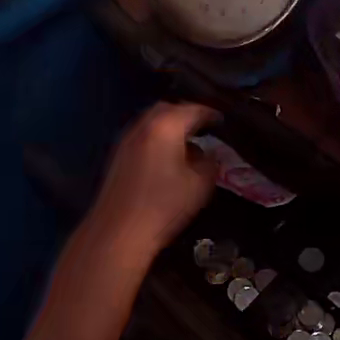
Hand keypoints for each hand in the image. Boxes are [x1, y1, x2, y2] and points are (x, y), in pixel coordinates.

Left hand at [86, 102, 219, 256]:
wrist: (119, 231)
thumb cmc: (164, 205)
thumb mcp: (199, 185)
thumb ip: (210, 163)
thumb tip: (211, 154)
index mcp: (166, 126)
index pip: (193, 109)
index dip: (210, 113)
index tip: (222, 120)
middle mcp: (143, 125)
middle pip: (168, 109)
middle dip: (187, 115)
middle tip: (204, 128)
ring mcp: (126, 140)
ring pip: (152, 122)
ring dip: (170, 127)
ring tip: (188, 143)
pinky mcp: (117, 156)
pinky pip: (142, 136)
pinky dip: (157, 138)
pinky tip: (167, 158)